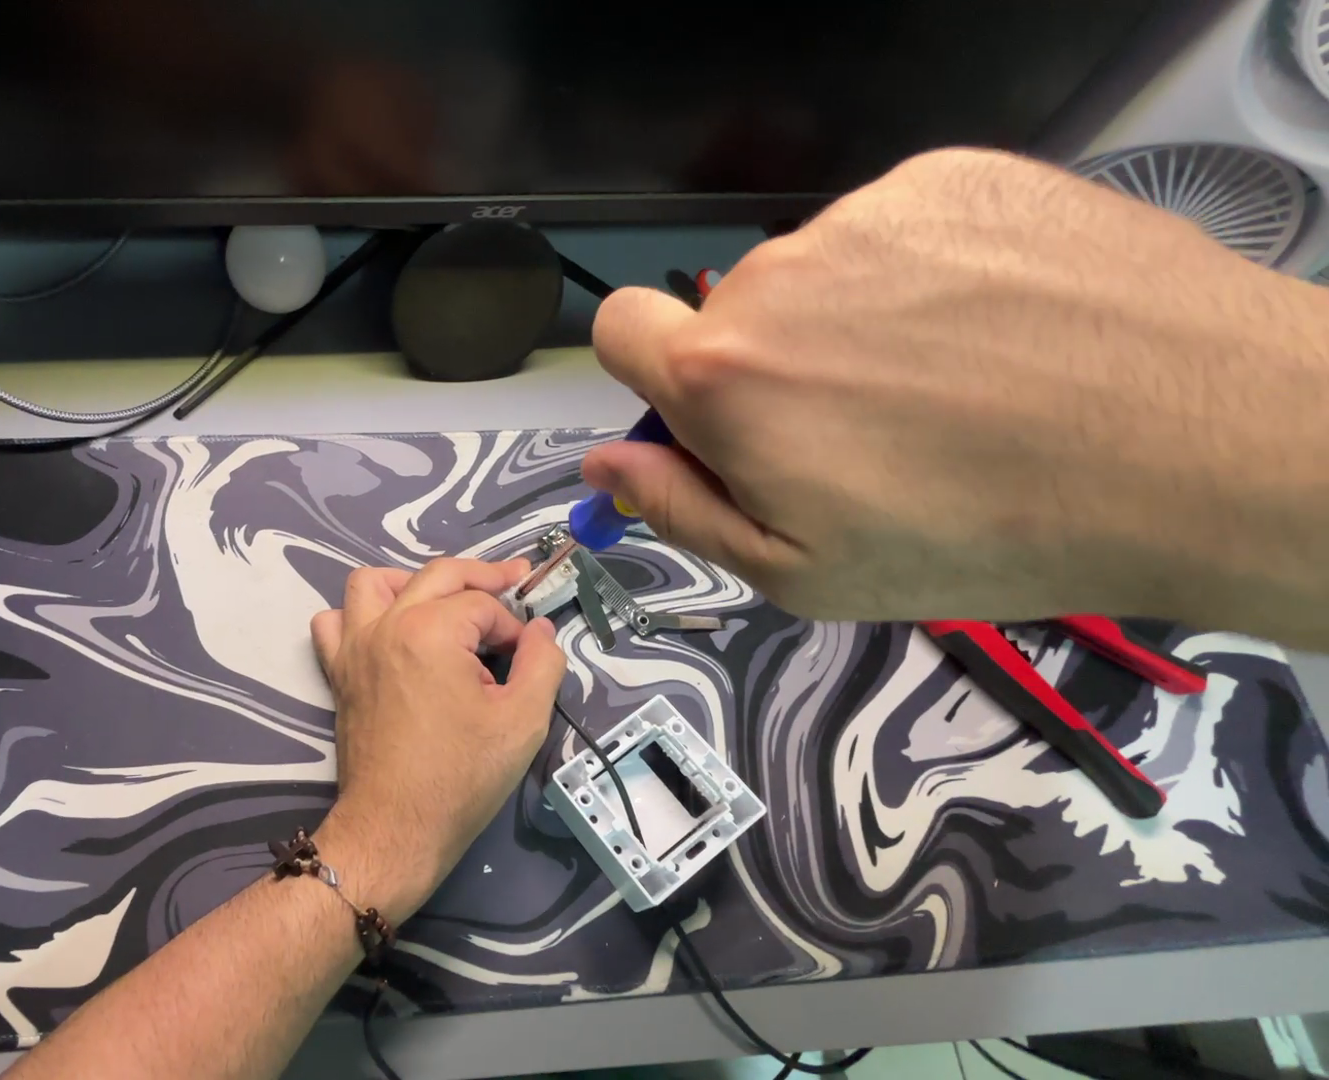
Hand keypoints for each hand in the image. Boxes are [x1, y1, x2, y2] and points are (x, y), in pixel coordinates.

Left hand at [308, 558, 566, 922]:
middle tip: (513, 583)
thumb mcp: (523, 720)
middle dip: (481, 576)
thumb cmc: (461, 776)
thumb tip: (540, 628)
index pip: (482, 604)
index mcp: (429, 631)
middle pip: (436, 575)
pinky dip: (358, 616)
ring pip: (373, 583)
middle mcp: (385, 625)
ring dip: (411, 582)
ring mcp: (354, 646)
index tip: (527, 656)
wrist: (396, 827)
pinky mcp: (339, 671)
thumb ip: (542, 662)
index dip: (513, 627)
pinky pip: (334, 622)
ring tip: (442, 604)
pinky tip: (387, 634)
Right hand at [586, 148, 1328, 635]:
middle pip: (720, 313)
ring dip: (835, 323)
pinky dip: (908, 275)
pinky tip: (980, 326)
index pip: (616, 330)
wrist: (1209, 447)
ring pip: (805, 275)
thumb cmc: (979, 534)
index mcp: (720, 374)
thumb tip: (604, 465)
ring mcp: (867, 216)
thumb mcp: (795, 570)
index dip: (645, 372)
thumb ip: (676, 510)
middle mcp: (775, 277)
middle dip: (755, 367)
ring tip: (932, 380)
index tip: (702, 412)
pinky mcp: (954, 177)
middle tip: (846, 428)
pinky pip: (885, 231)